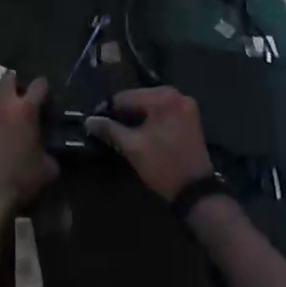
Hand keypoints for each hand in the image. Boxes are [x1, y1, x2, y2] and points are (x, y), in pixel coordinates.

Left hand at [0, 73, 58, 210]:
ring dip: (1, 94)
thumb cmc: (24, 178)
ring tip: (8, 109)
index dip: (45, 89)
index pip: (39, 84)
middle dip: (18, 84)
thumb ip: (51, 150)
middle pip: (10, 77)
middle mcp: (4, 103)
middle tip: (25, 99)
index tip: (47, 99)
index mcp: (26, 109)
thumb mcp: (49, 167)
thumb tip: (50, 148)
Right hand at [85, 86, 213, 201]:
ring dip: (136, 116)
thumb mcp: (131, 147)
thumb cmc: (162, 166)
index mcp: (162, 97)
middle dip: (122, 112)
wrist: (196, 192)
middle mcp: (176, 94)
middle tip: (107, 127)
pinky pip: (162, 112)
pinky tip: (141, 131)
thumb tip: (89, 120)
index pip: (125, 97)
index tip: (95, 120)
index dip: (107, 109)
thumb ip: (109, 129)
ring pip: (150, 105)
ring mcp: (186, 105)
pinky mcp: (190, 117)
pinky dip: (150, 119)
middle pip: (138, 99)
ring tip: (122, 130)